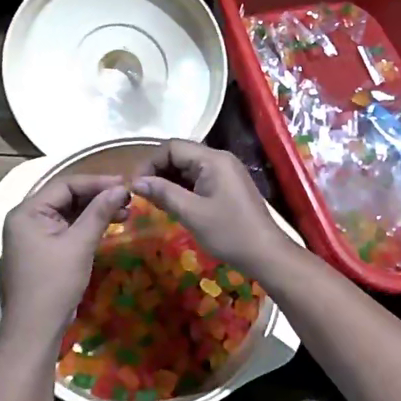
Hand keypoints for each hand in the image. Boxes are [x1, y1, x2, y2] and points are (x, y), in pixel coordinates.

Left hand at [0, 175, 130, 338]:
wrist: (34, 329)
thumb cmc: (54, 283)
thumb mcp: (79, 244)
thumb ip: (99, 212)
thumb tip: (121, 189)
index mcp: (27, 213)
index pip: (65, 185)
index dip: (96, 182)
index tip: (125, 185)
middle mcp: (25, 220)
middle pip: (65, 198)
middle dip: (97, 197)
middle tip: (128, 200)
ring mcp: (31, 237)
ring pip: (66, 215)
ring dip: (94, 212)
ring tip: (124, 214)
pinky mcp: (40, 252)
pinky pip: (64, 230)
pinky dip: (85, 227)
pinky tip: (106, 228)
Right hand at [130, 140, 295, 278]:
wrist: (265, 253)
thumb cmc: (229, 232)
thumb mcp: (191, 213)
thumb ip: (163, 193)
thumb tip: (135, 182)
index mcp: (213, 160)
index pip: (172, 147)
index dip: (150, 163)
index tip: (136, 186)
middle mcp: (220, 159)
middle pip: (180, 155)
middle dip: (159, 172)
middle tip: (143, 196)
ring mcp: (226, 173)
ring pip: (189, 168)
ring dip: (170, 182)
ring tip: (155, 202)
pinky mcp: (228, 187)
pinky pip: (200, 179)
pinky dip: (184, 189)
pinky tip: (173, 205)